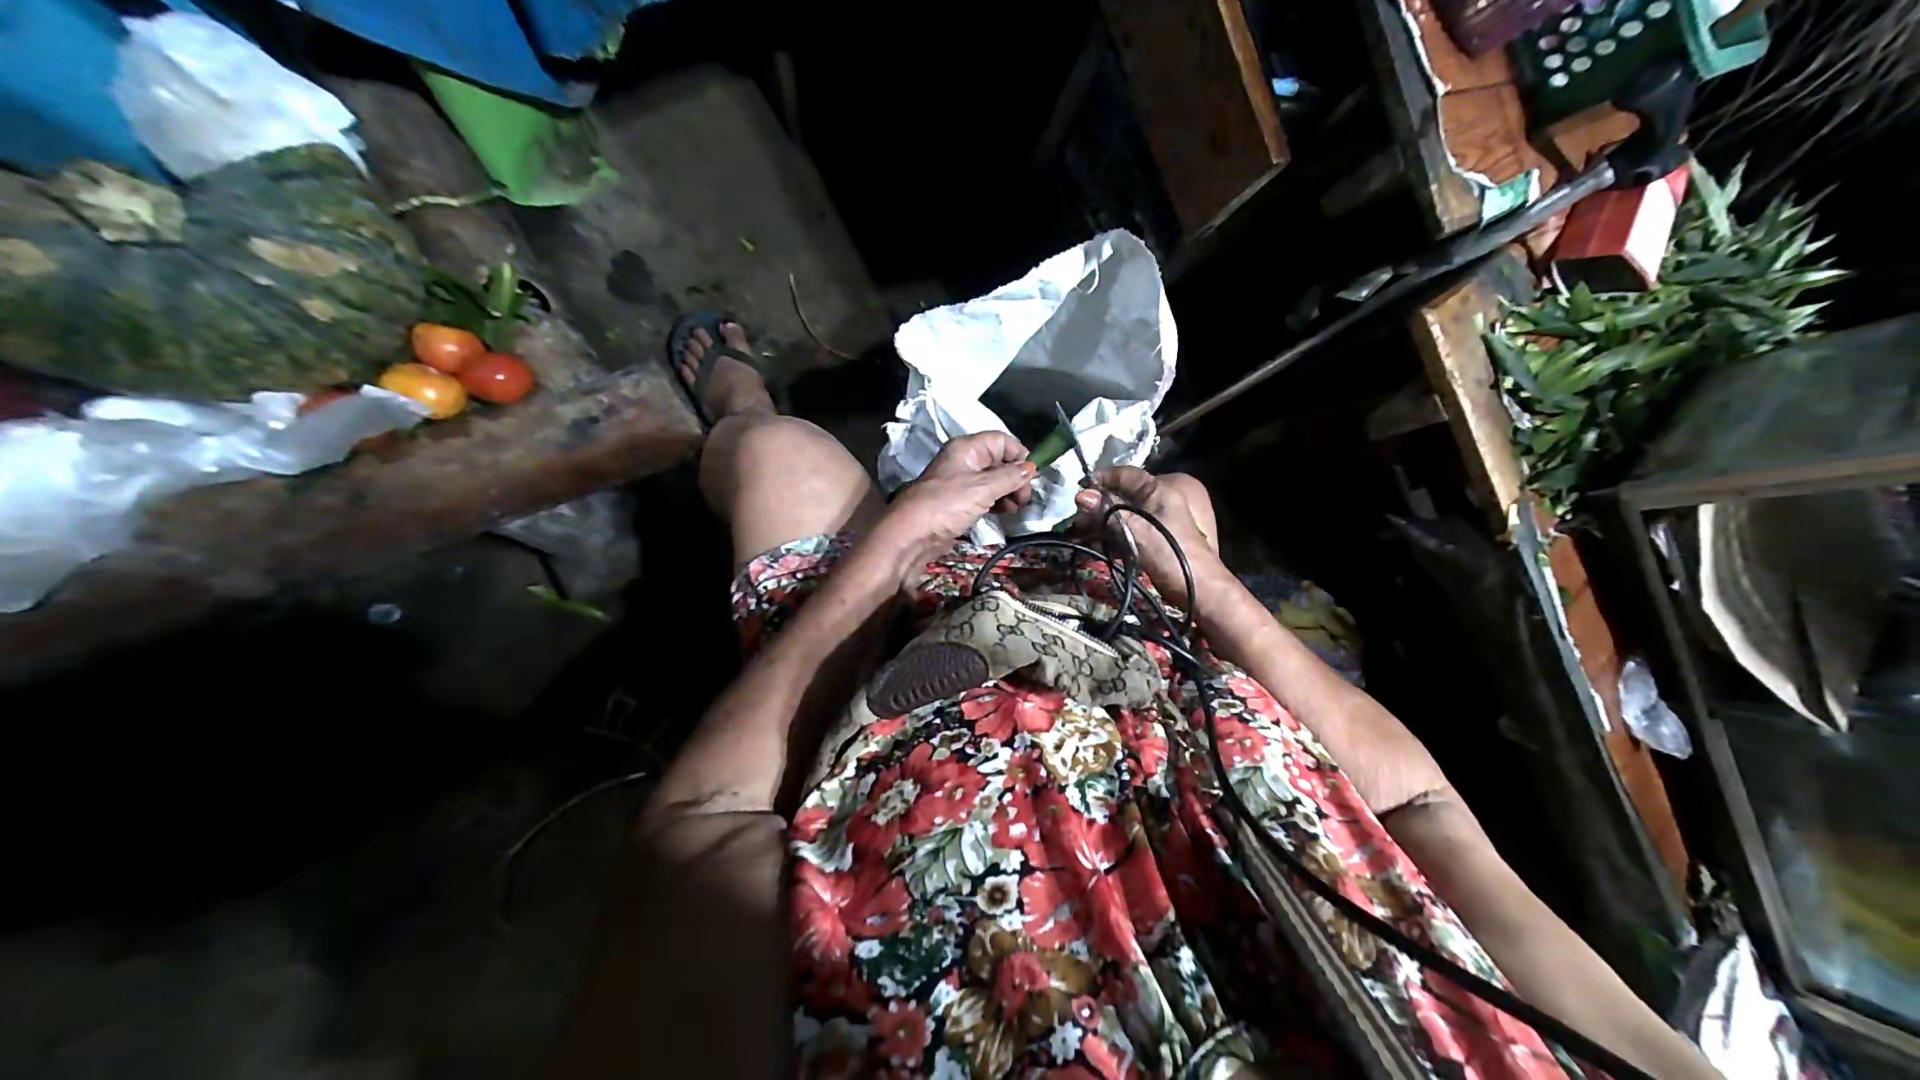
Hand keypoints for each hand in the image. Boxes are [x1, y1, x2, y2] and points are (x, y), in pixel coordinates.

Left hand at [868, 432, 1036, 584]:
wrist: (912, 535)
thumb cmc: (947, 505)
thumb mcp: (983, 488)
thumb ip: (1010, 477)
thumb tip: (1031, 467)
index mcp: (967, 448)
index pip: (1001, 441)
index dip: (1019, 455)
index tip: (1032, 476)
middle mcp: (964, 461)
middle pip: (999, 461)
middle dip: (1015, 477)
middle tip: (1024, 498)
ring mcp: (960, 482)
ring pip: (993, 480)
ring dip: (1008, 492)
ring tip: (1017, 508)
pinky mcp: (959, 503)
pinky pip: (984, 497)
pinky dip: (997, 502)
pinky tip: (1005, 513)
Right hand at [1072, 467, 1221, 608]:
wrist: (1201, 589)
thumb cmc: (1170, 554)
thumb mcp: (1136, 530)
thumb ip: (1108, 511)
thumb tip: (1081, 495)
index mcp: (1165, 487)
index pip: (1127, 475)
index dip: (1102, 479)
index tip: (1080, 487)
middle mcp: (1168, 495)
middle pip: (1126, 494)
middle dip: (1101, 506)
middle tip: (1080, 520)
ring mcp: (1168, 515)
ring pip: (1130, 510)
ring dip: (1107, 521)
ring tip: (1086, 533)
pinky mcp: (1166, 534)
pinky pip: (1137, 524)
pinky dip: (1119, 531)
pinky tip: (1104, 541)